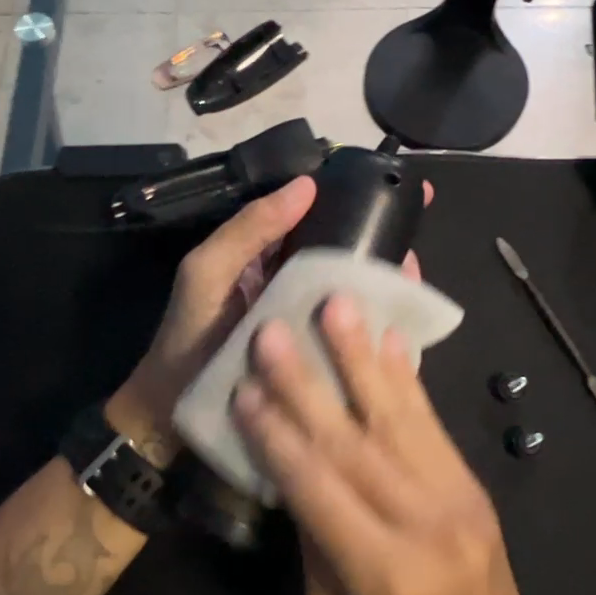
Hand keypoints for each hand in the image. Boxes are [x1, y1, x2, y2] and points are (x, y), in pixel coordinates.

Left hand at [110, 175, 427, 467]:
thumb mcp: (209, 272)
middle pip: (338, 248)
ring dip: (380, 273)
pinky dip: (375, 314)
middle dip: (376, 233)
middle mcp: (289, 281)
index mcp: (263, 254)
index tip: (394, 184)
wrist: (177, 410)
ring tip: (415, 266)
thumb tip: (306, 186)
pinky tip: (402, 310)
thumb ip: (248, 230)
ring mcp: (304, 318)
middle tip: (418, 220)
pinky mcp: (316, 353)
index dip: (349, 195)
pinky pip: (350, 325)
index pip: (312, 214)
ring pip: (350, 285)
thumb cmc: (189, 334)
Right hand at [231, 296, 580, 594]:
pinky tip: (391, 340)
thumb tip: (293, 471)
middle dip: (309, 379)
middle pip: (355, 438)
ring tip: (340, 302)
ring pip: (400, 416)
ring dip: (364, 356)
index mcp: (381, 569)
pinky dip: (409, 379)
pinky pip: (436, 425)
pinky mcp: (476, 488)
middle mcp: (425, 521)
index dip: (274, 432)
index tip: (242, 385)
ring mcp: (459, 499)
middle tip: (276, 327)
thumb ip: (315, 543)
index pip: (315, 483)